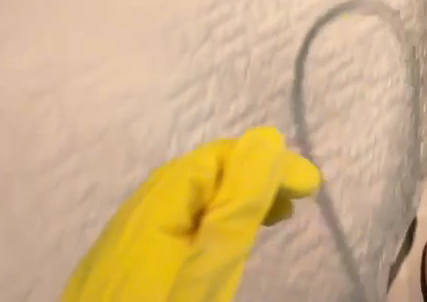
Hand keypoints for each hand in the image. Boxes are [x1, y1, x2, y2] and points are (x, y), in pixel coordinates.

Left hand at [61, 126, 321, 301]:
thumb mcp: (207, 279)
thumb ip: (235, 213)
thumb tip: (266, 141)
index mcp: (146, 218)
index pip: (210, 163)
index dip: (264, 164)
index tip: (311, 186)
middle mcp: (125, 229)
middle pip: (194, 180)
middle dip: (250, 178)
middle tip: (298, 198)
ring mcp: (115, 262)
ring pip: (180, 207)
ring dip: (232, 202)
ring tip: (274, 218)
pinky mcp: (116, 289)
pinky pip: (168, 235)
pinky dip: (207, 229)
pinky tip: (220, 251)